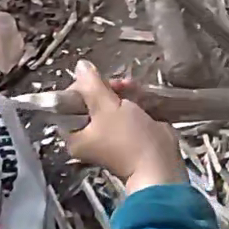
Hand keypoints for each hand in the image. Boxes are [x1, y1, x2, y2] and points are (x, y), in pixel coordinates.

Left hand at [63, 61, 183, 192]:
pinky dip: (132, 100)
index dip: (83, 88)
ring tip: (133, 88)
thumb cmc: (129, 140)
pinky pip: (125, 110)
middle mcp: (89, 136)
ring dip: (121, 92)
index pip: (69, 103)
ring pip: (110, 103)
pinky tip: (140, 94)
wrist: (159, 162)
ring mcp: (110, 135)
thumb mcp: (107, 107)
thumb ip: (92, 85)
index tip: (97, 82)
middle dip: (106, 89)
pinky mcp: (128, 132)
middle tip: (118, 85)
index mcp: (75, 135)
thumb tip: (80, 66)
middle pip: (91, 101)